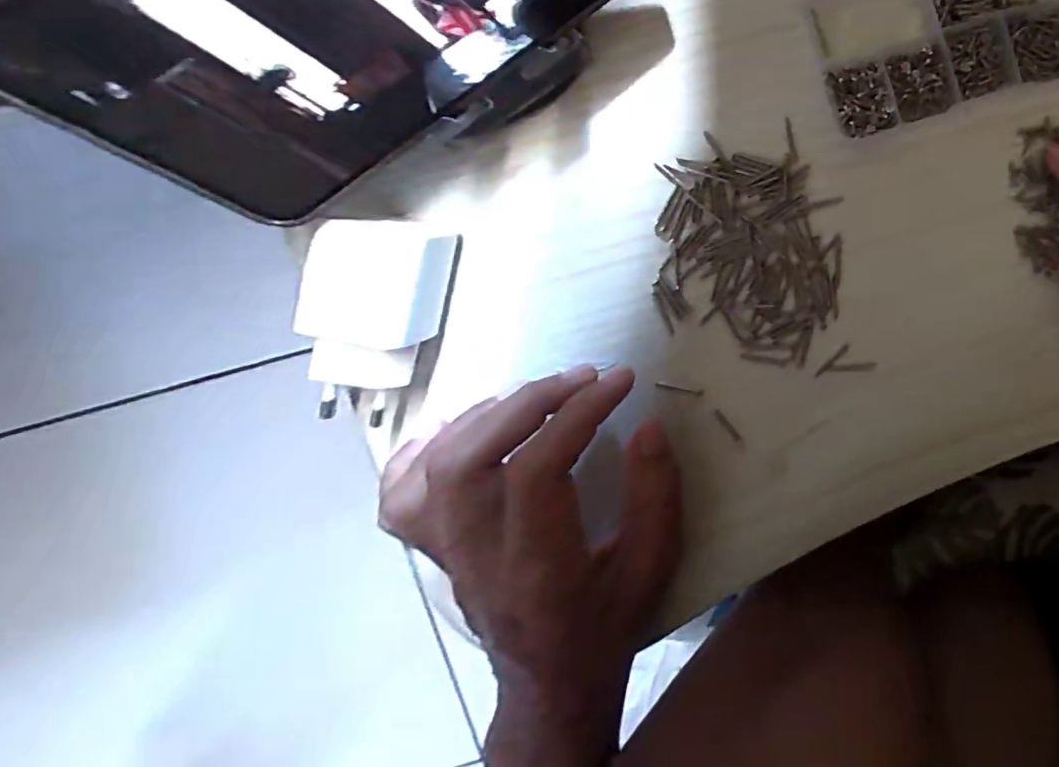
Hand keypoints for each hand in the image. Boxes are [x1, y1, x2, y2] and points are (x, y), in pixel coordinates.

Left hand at [379, 366, 680, 763]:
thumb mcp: (655, 561)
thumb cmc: (610, 619)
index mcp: (536, 569)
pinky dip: (427, 447)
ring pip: (431, 472)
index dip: (577, 415)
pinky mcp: (433, 550)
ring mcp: (444, 555)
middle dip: (528, 404)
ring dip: (487, 415)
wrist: (551, 680)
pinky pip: (401, 494)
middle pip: (468, 464)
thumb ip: (656, 494)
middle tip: (583, 377)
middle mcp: (476, 560)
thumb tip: (648, 425)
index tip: (620, 381)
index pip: (536, 474)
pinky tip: (471, 424)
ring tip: (542, 393)